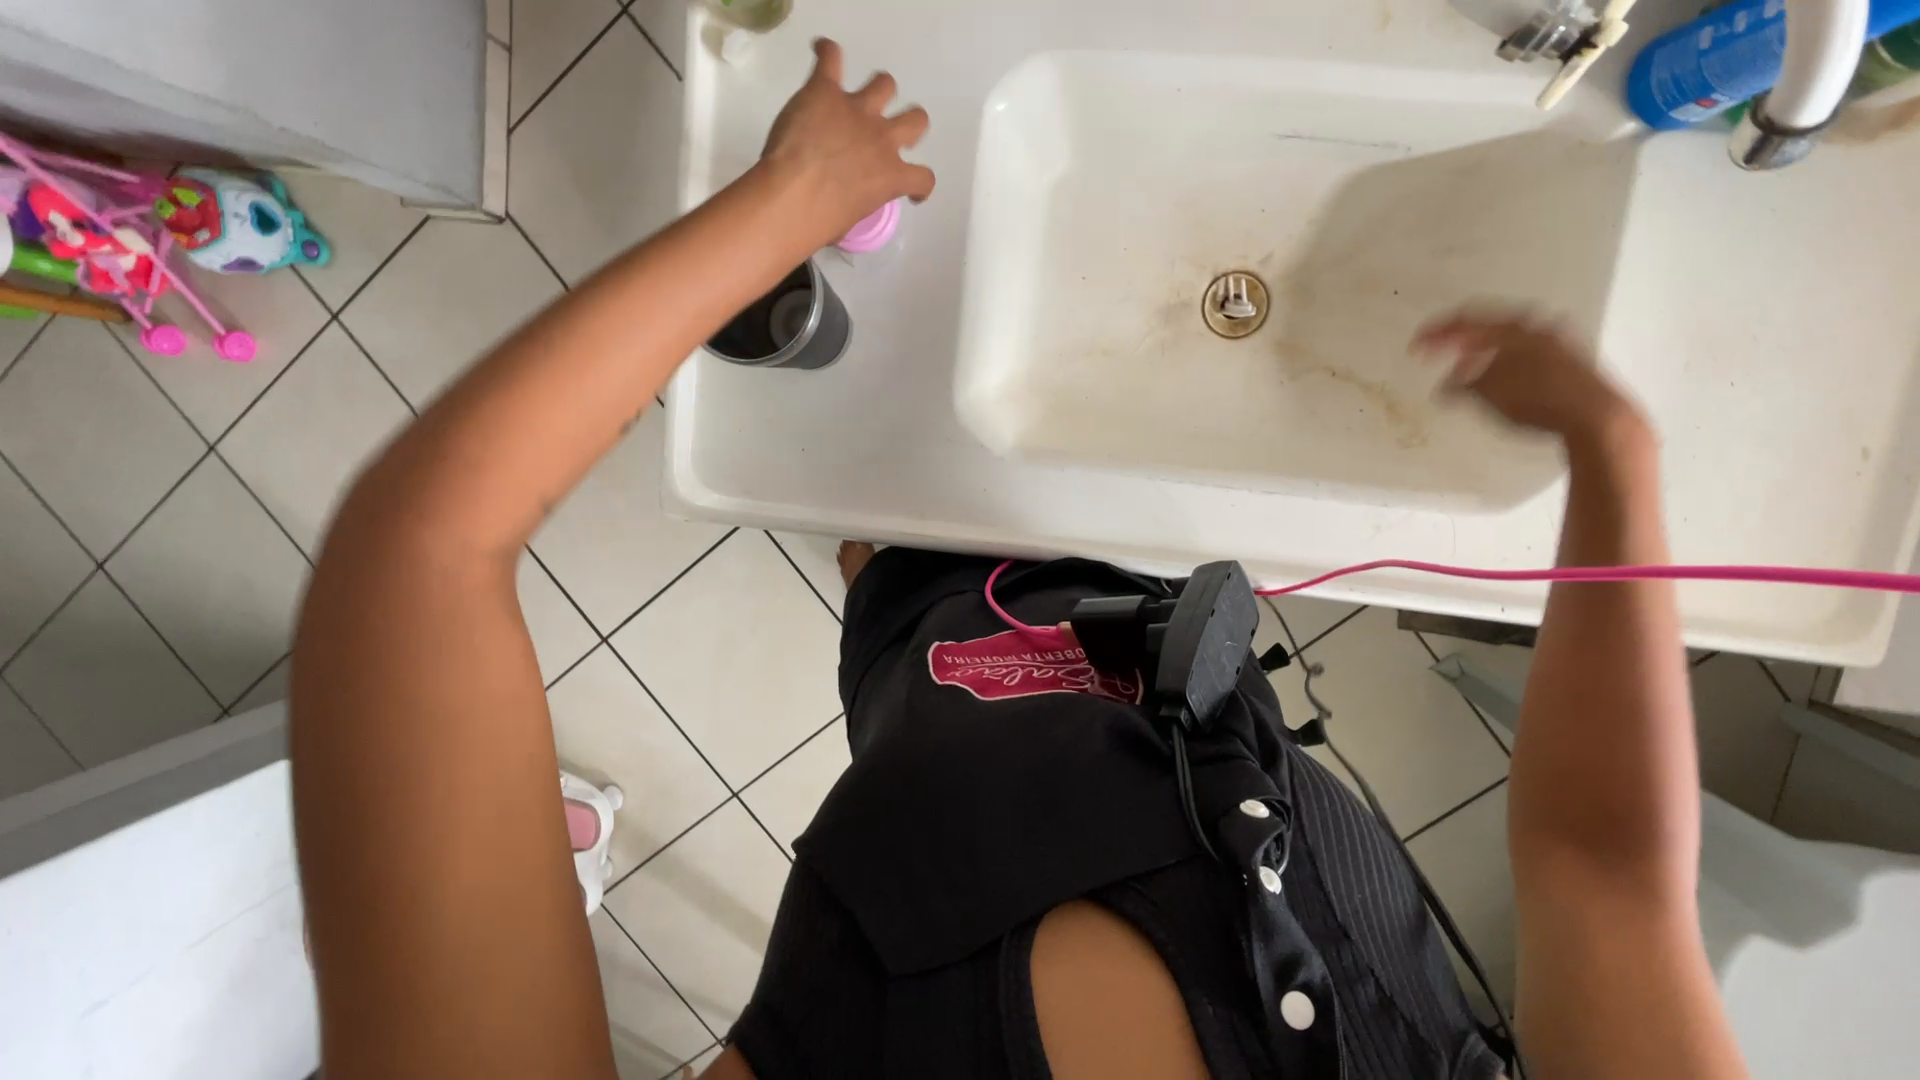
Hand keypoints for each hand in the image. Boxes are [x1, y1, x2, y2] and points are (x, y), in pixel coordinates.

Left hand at [762, 38, 935, 245]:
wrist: (795, 198)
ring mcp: (857, 111)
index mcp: (891, 177)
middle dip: (908, 125)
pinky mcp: (826, 92)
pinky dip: (827, 54)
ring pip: (884, 84)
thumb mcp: (851, 220)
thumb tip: (845, 202)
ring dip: (878, 90)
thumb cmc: (822, 221)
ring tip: (861, 98)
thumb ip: (858, 202)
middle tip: (886, 134)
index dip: (920, 184)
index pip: (924, 178)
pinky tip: (822, 54)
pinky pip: (831, 58)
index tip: (910, 190)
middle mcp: (882, 139)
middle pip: (916, 119)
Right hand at [1411, 308, 1647, 446]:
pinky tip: (1494, 383)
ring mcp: (1557, 343)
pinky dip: (1502, 364)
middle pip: (1490, 328)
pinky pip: (1524, 355)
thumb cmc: (1537, 401)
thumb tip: (1446, 385)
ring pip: (1508, 342)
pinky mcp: (1568, 362)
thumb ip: (1462, 384)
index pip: (1467, 322)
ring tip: (1463, 374)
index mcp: (1516, 328)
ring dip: (1482, 356)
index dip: (1437, 333)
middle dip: (1461, 342)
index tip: (1415, 346)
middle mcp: (1538, 328)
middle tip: (1438, 353)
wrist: (1597, 419)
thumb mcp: (1489, 394)